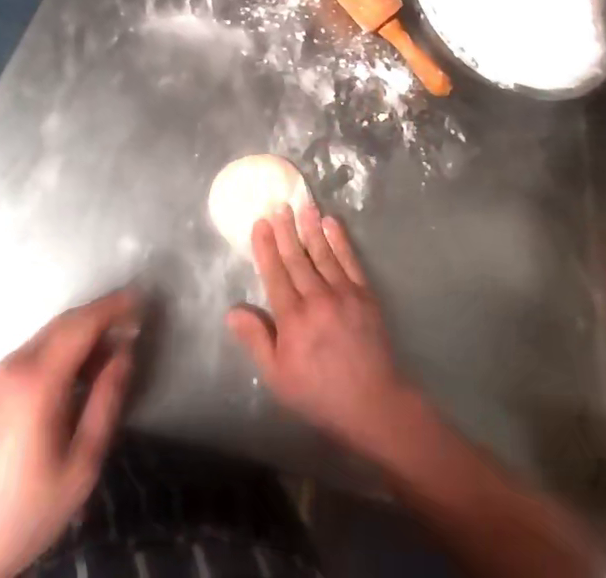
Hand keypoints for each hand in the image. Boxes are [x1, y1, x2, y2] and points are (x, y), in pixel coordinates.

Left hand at [0, 291, 138, 577]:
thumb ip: (106, 401)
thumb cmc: (24, 513)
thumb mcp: (81, 465)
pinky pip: (29, 354)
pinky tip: (75, 374)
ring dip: (80, 334)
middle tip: (134, 322)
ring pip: (45, 338)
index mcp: (36, 382)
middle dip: (99, 316)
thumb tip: (125, 353)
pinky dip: (59, 350)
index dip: (114, 306)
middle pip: (62, 325)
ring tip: (111, 350)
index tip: (143, 298)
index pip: (81, 324)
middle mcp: (10, 368)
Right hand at [226, 201, 418, 450]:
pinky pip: (350, 261)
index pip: (275, 273)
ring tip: (304, 204)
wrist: (372, 402)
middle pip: (297, 257)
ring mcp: (344, 294)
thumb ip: (256, 340)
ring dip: (311, 227)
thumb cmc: (318, 393)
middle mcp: (317, 299)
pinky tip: (333, 224)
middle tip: (279, 205)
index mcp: (293, 318)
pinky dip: (341, 241)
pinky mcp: (365, 295)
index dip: (265, 247)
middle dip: (286, 230)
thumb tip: (233, 311)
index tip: (260, 223)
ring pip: (323, 253)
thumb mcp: (277, 375)